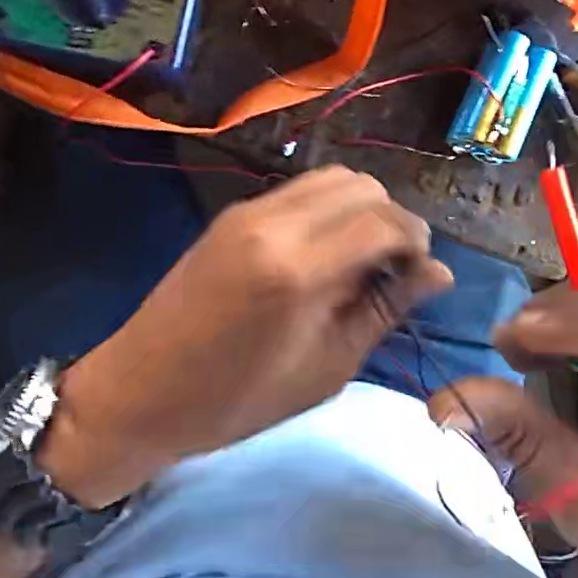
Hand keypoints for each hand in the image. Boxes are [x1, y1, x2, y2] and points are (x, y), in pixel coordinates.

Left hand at [41, 166, 453, 505]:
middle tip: (393, 267)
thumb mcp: (327, 367)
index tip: (419, 274)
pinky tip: (326, 251)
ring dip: (363, 208)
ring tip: (363, 257)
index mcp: (299, 270)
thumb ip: (385, 308)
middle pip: (364, 186)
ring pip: (335, 178)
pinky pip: (302, 190)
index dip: (417, 241)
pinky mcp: (235, 212)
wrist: (138, 393)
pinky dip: (331, 208)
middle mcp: (275, 223)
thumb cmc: (237, 399)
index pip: (385, 221)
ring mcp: (250, 211)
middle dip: (394, 220)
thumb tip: (439, 273)